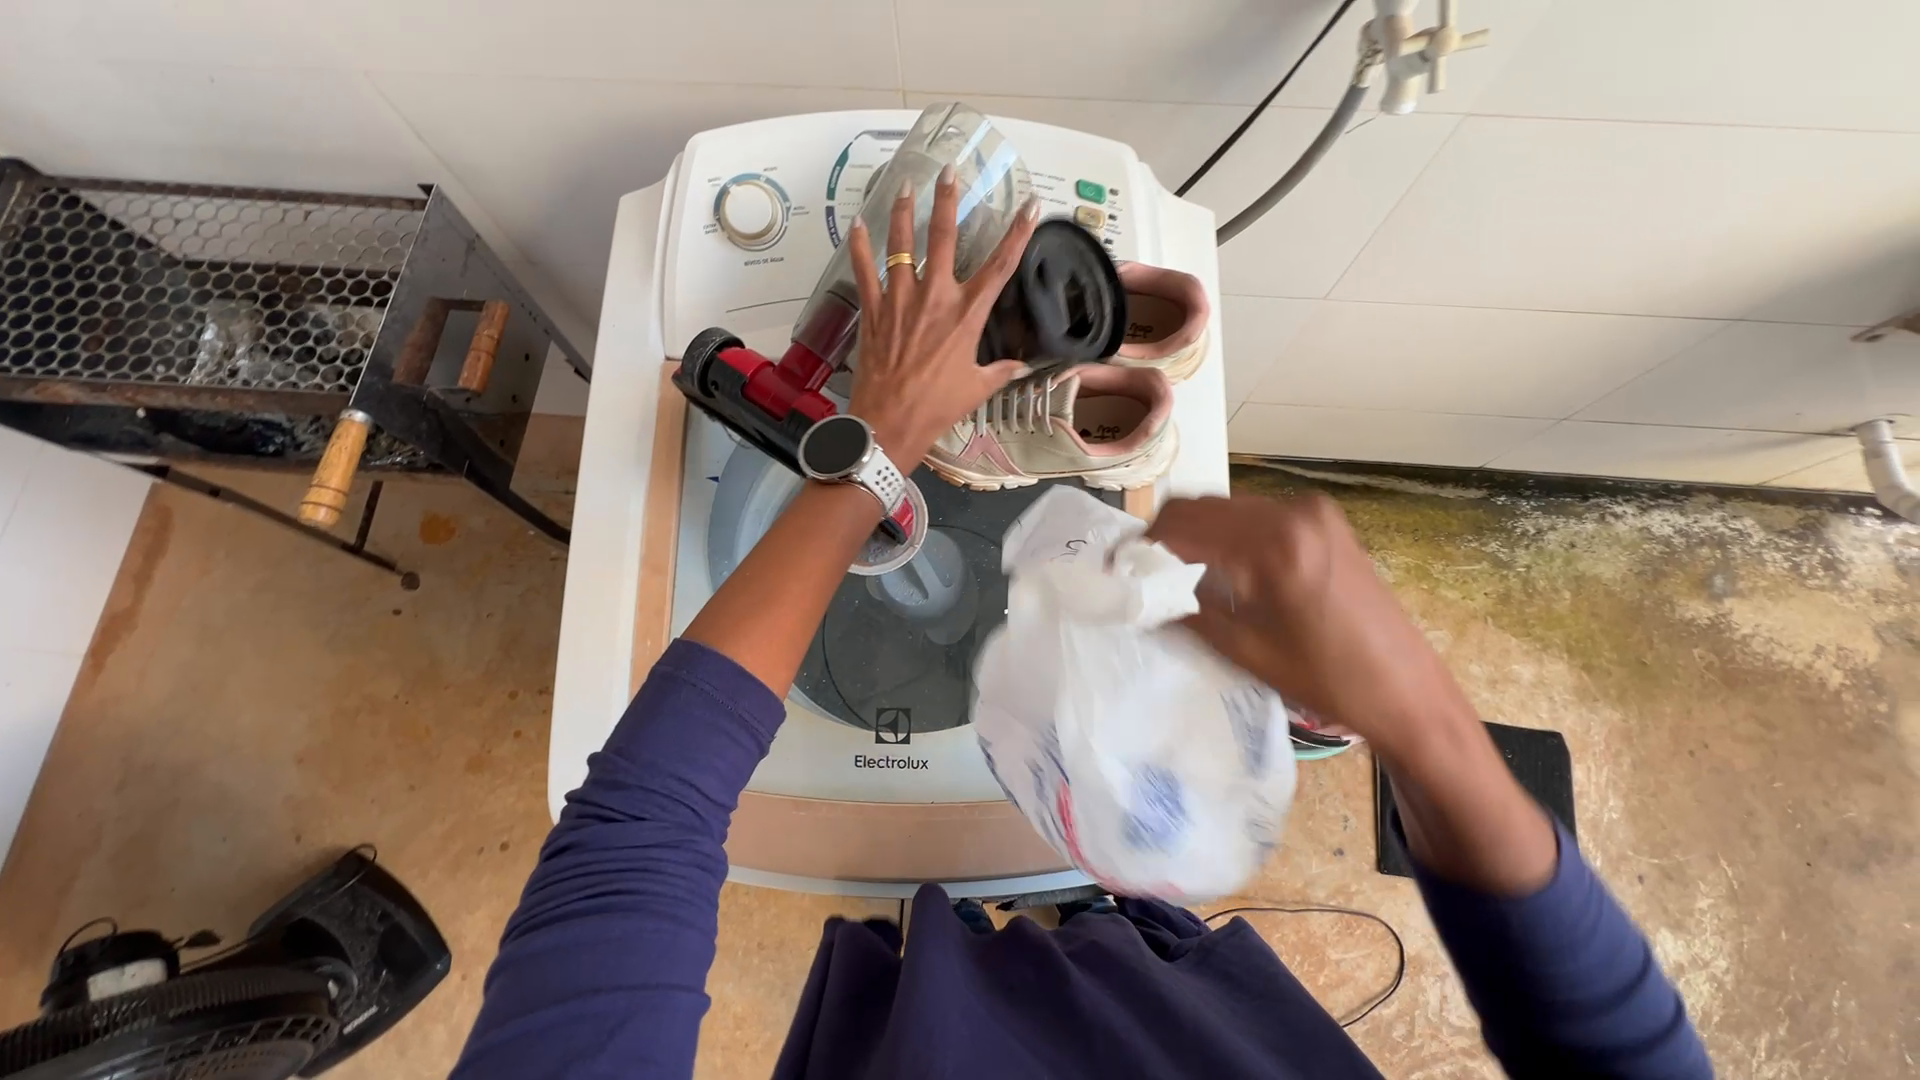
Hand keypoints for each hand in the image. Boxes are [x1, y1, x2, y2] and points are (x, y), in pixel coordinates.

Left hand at [845, 169, 1040, 465]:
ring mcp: (901, 300)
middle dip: (948, 199)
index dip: (1018, 233)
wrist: (891, 423)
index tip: (1029, 206)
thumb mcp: (977, 389)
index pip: (1001, 266)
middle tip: (949, 170)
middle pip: (944, 237)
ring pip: (902, 245)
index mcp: (967, 315)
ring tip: (906, 184)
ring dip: (905, 211)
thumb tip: (1017, 365)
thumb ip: (999, 371)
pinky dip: (860, 246)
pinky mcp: (874, 310)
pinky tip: (858, 223)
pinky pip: (864, 270)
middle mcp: (935, 298)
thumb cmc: (937, 408)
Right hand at [1144, 493, 1478, 762]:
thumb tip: (1142, 591)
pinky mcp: (1325, 520)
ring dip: (1198, 533)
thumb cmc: (1325, 677)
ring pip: (1228, 507)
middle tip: (1147, 573)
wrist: (1405, 688)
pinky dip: (1230, 534)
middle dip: (1168, 536)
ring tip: (1182, 574)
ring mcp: (1313, 511)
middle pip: (1203, 506)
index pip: (1183, 522)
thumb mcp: (1243, 647)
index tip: (1122, 568)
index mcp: (1273, 542)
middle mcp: (1293, 512)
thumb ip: (1186, 608)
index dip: (1145, 544)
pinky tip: (1225, 568)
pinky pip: (1257, 515)